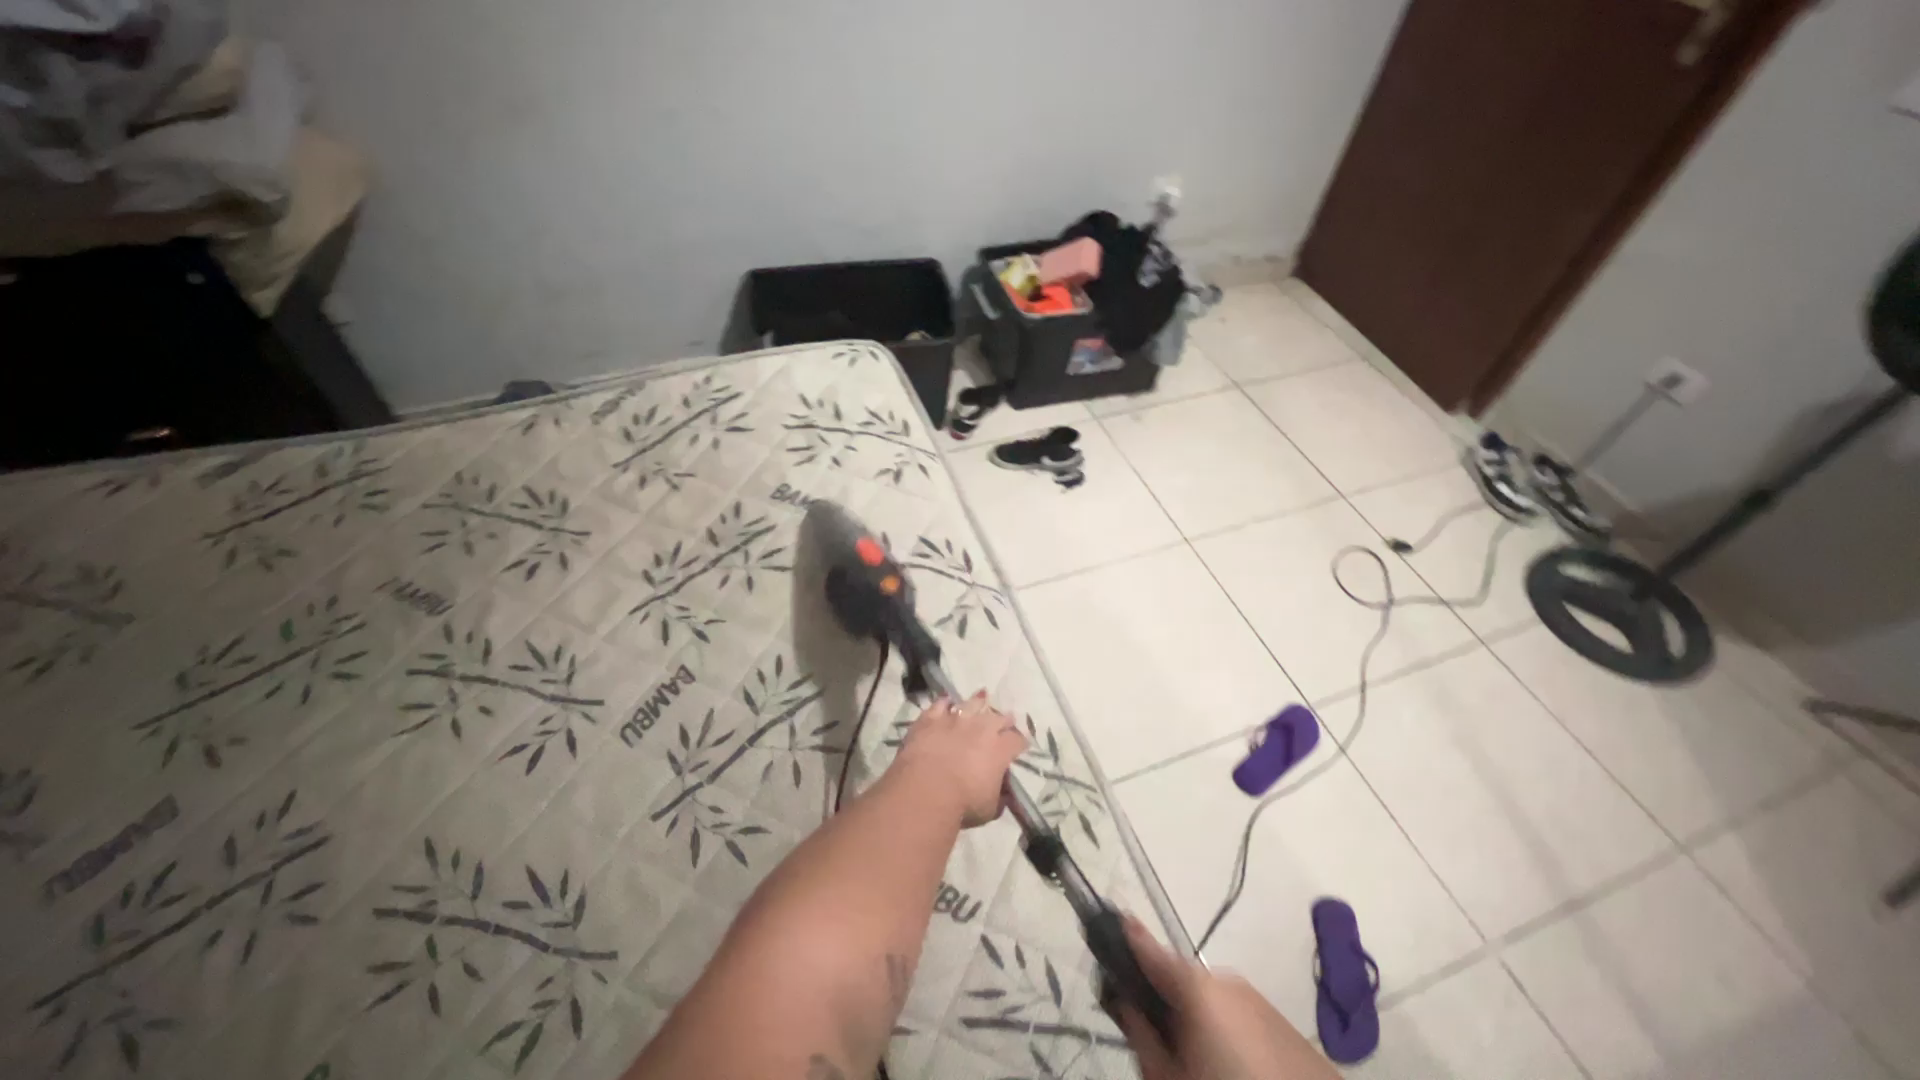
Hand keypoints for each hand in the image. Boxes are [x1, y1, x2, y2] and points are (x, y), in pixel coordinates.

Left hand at [892, 692, 1026, 827]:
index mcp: (1000, 750)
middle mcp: (981, 729)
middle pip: (998, 717)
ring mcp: (954, 720)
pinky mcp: (930, 719)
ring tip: (981, 697)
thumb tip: (1006, 794)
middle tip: (1005, 721)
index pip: (1017, 740)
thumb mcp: (990, 808)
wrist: (925, 789)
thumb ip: (1000, 797)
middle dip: (1003, 719)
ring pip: (971, 703)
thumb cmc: (963, 804)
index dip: (1020, 742)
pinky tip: (946, 702)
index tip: (1019, 746)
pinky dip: (944, 703)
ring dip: (978, 701)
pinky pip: (939, 704)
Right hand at [1113, 916, 1339, 1079]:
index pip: (1147, 947)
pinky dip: (1225, 1032)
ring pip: (1209, 999)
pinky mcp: (1284, 1026)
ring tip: (1198, 1065)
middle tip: (1157, 1043)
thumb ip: (1140, 1034)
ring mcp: (1259, 1002)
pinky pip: (1237, 1016)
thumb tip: (1126, 1002)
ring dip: (1196, 1018)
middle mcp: (1226, 982)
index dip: (1122, 937)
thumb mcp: (1167, 1078)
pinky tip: (1230, 1069)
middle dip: (1163, 1001)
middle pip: (1178, 979)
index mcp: (1195, 989)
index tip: (1101, 929)